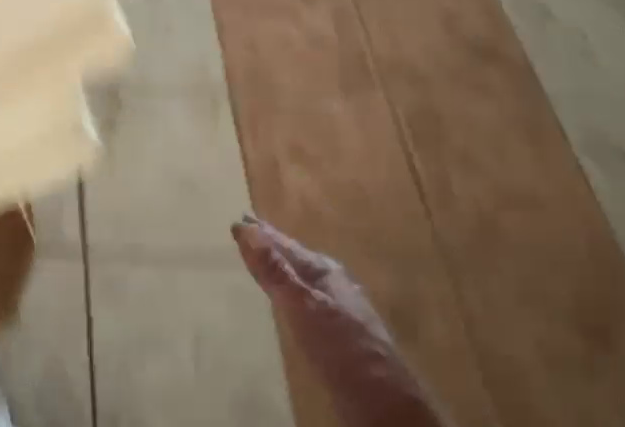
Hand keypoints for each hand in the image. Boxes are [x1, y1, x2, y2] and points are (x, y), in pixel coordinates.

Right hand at [232, 217, 445, 426]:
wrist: (386, 406)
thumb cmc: (343, 349)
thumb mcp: (304, 307)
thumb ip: (274, 271)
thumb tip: (245, 228)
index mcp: (325, 273)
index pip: (286, 245)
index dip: (261, 233)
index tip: (238, 219)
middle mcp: (332, 286)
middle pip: (295, 259)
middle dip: (271, 245)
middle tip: (246, 230)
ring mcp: (337, 312)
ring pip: (300, 279)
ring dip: (279, 267)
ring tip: (260, 259)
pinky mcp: (337, 337)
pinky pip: (303, 301)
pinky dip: (287, 292)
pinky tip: (286, 301)